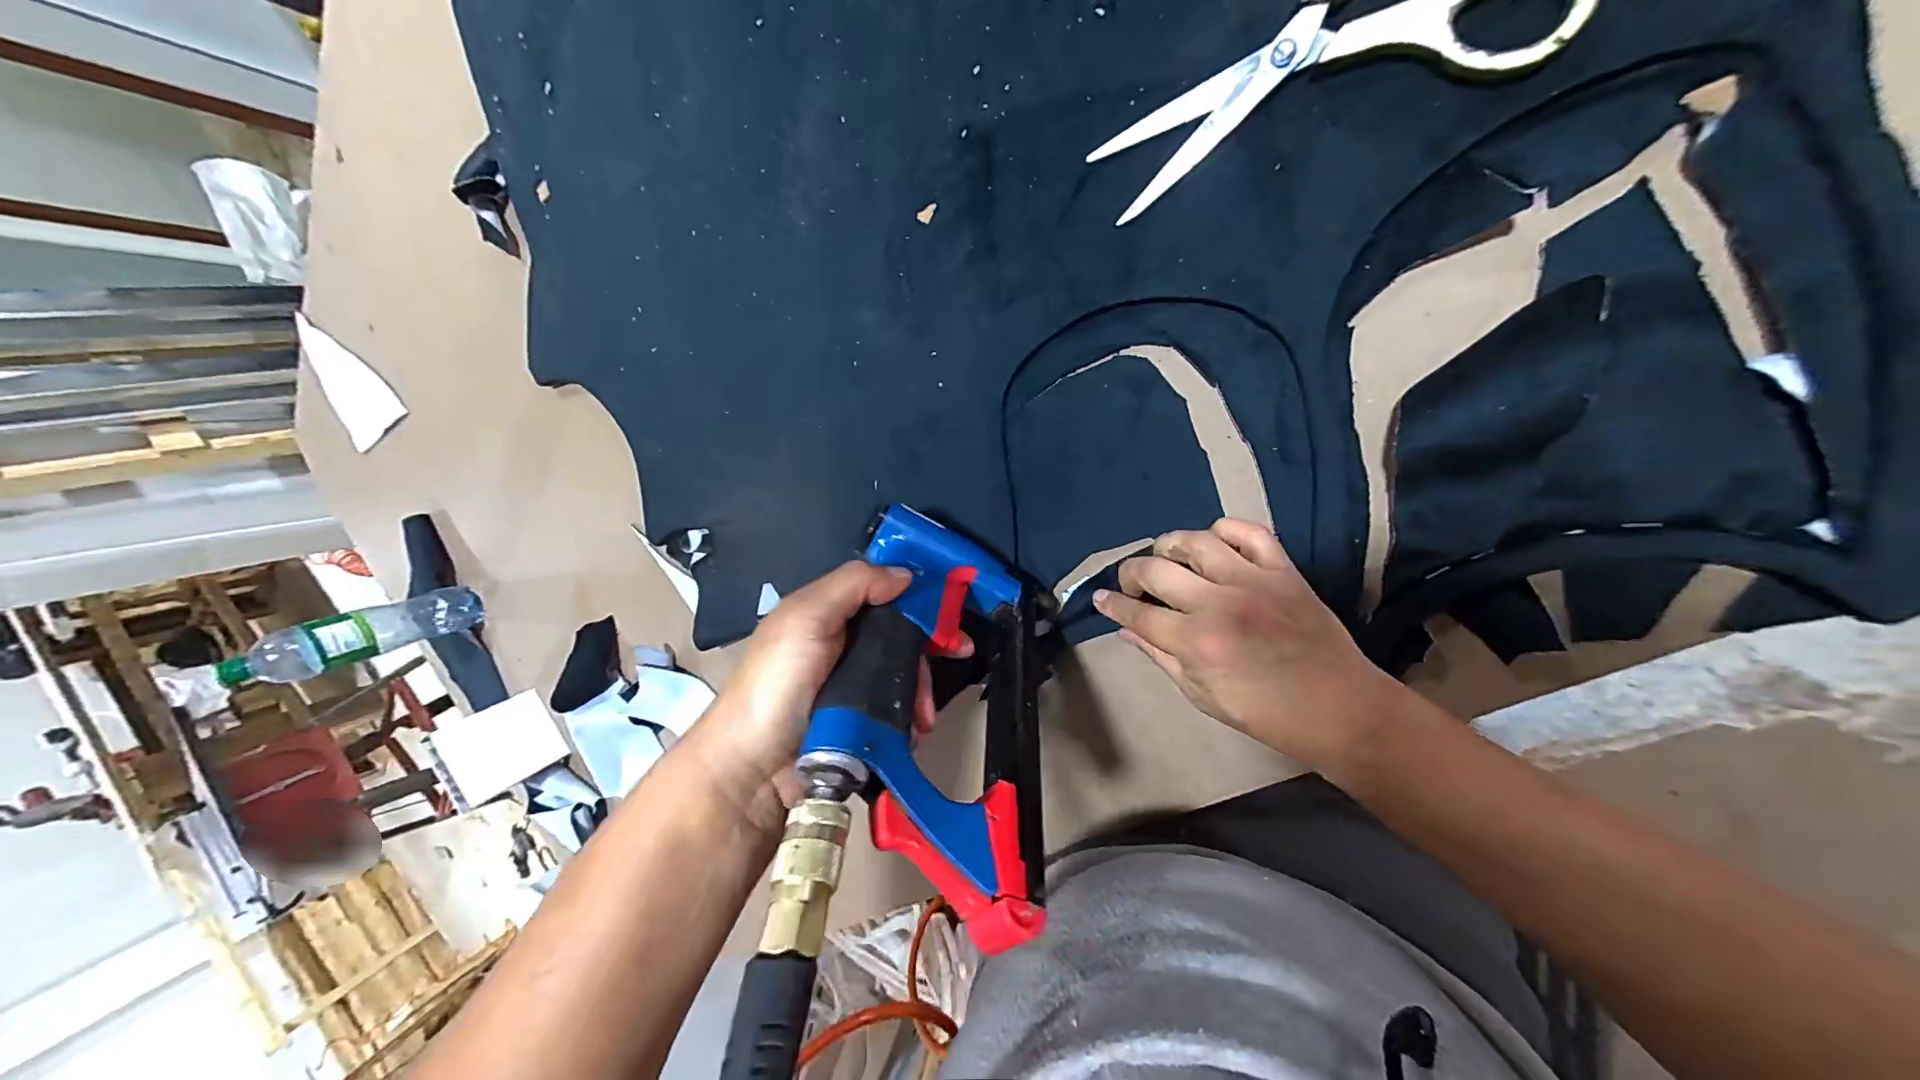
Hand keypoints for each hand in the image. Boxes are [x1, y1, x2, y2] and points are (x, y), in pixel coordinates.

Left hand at [690, 561, 966, 827]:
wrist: (753, 768)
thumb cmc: (777, 683)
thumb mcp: (806, 617)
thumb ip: (853, 584)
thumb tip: (905, 575)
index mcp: (828, 615)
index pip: (882, 593)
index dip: (917, 595)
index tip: (951, 605)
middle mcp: (843, 647)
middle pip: (902, 636)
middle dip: (930, 646)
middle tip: (958, 654)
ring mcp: (853, 689)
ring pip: (905, 677)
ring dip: (922, 691)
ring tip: (925, 714)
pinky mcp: (861, 725)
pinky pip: (899, 714)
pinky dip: (913, 720)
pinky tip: (916, 731)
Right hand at [1092, 519, 1398, 770]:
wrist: (1340, 708)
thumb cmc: (1266, 713)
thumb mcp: (1202, 695)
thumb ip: (1161, 657)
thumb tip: (1126, 631)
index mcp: (1196, 642)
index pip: (1137, 614)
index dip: (1112, 605)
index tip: (1101, 599)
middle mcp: (1219, 603)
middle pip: (1155, 570)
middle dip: (1130, 574)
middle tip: (1131, 584)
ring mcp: (1254, 581)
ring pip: (1196, 540)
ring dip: (1170, 545)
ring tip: (1166, 558)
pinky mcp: (1284, 570)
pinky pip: (1249, 532)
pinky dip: (1224, 530)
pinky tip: (1214, 545)